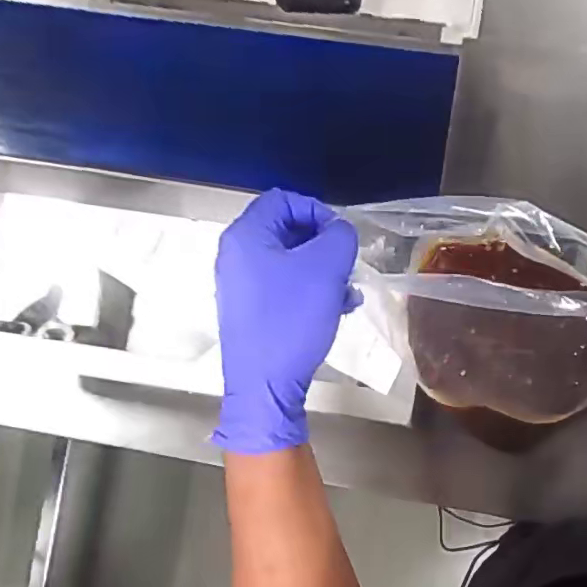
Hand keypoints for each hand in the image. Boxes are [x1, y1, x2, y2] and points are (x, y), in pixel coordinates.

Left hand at [212, 189, 360, 453]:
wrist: (264, 385)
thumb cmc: (292, 321)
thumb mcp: (325, 271)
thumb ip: (339, 239)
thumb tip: (341, 231)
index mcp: (246, 236)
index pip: (283, 200)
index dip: (317, 210)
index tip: (342, 237)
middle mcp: (237, 257)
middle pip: (287, 233)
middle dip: (324, 247)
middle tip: (348, 267)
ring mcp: (243, 288)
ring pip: (290, 265)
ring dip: (324, 274)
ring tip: (348, 295)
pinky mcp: (252, 315)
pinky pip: (285, 291)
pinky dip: (311, 294)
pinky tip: (335, 312)